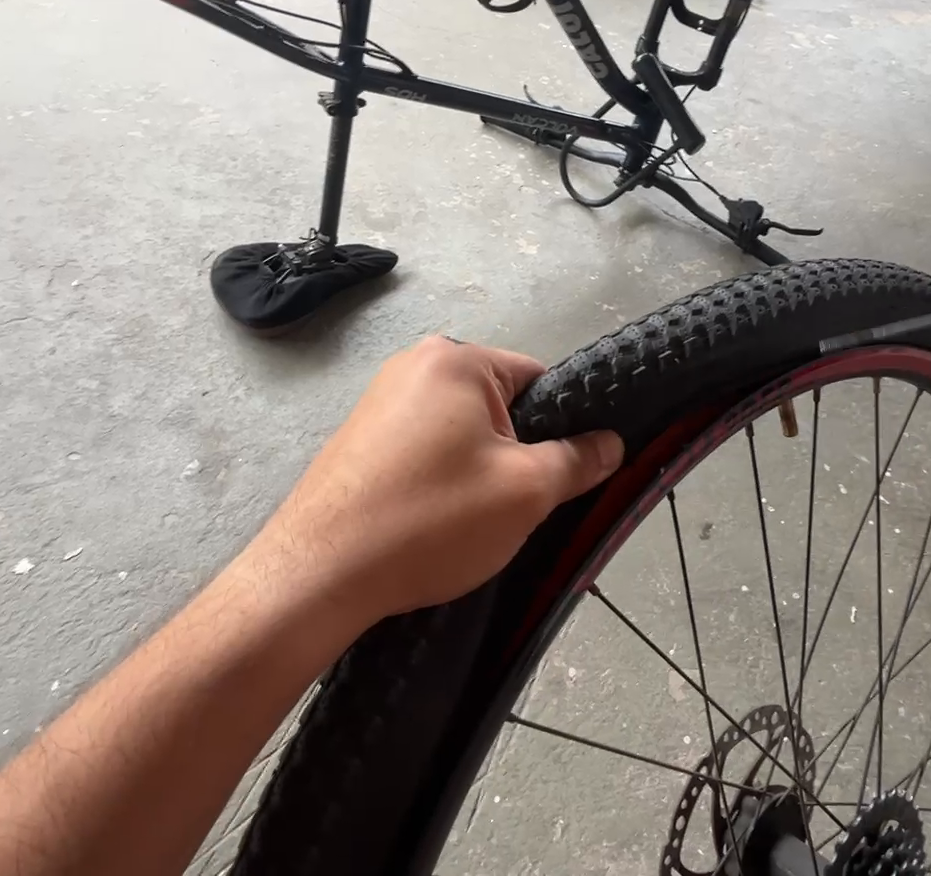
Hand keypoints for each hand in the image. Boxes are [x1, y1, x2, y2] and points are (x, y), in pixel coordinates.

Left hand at [250, 337, 624, 622]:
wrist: (319, 573)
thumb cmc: (432, 519)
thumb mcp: (525, 492)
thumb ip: (577, 460)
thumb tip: (611, 443)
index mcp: (455, 359)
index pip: (539, 378)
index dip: (562, 426)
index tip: (560, 474)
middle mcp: (414, 364)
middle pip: (500, 404)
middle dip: (517, 451)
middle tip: (516, 504)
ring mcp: (380, 400)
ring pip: (463, 430)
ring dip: (480, 468)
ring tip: (471, 518)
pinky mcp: (359, 437)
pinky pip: (425, 447)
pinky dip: (441, 477)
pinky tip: (434, 519)